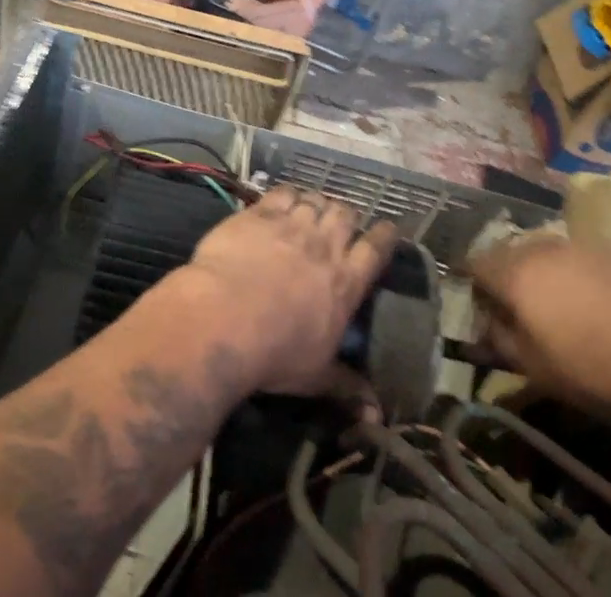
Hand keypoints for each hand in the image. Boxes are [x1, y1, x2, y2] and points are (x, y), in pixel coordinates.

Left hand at [178, 186, 398, 397]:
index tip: (388, 228)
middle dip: (346, 215)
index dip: (385, 235)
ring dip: (316, 202)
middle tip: (340, 222)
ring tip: (311, 208)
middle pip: (345, 215)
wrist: (222, 320)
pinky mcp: (256, 215)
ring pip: (314, 200)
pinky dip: (285, 194)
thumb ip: (346, 388)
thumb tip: (377, 417)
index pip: (377, 248)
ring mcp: (290, 226)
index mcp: (346, 283)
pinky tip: (280, 199)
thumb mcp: (315, 377)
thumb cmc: (274, 354)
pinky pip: (279, 193)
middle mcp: (324, 246)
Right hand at [467, 238, 610, 410]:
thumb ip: (504, 341)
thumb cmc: (597, 368)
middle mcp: (549, 248)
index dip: (471, 283)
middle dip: (514, 277)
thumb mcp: (537, 370)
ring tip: (574, 310)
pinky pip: (599, 262)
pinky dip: (596, 279)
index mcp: (517, 273)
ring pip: (560, 255)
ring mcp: (593, 245)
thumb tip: (492, 326)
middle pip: (517, 254)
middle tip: (526, 310)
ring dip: (557, 276)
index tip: (480, 305)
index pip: (475, 263)